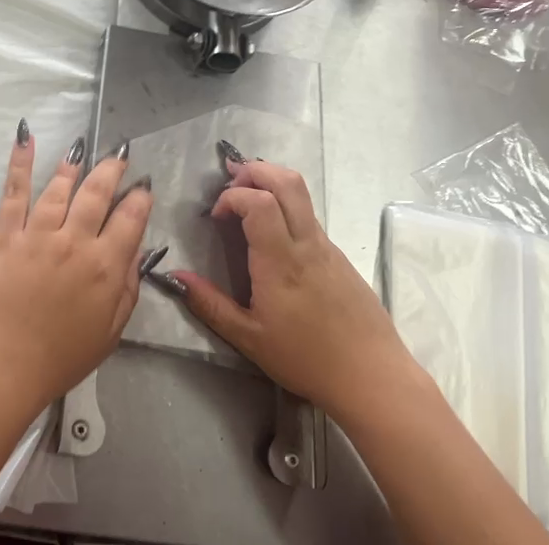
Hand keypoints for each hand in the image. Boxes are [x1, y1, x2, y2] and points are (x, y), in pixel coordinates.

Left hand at [0, 127, 152, 417]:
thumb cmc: (58, 360)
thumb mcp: (109, 334)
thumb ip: (127, 290)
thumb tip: (136, 253)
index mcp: (105, 267)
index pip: (131, 218)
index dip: (140, 198)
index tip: (143, 187)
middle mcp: (75, 241)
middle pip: (97, 193)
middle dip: (111, 170)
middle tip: (118, 155)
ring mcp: (37, 234)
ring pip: (60, 188)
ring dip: (74, 165)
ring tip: (81, 150)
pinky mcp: (4, 235)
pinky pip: (14, 191)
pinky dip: (20, 162)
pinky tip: (25, 137)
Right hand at [172, 158, 402, 413]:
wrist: (373, 377)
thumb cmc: (307, 359)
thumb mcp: (249, 339)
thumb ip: (210, 305)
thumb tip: (175, 276)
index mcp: (281, 261)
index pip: (260, 201)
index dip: (232, 197)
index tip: (216, 217)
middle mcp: (306, 243)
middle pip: (287, 181)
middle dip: (254, 171)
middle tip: (230, 185)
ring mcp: (327, 246)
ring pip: (301, 194)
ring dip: (270, 184)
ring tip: (246, 203)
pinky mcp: (339, 257)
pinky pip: (308, 216)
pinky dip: (284, 207)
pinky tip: (271, 236)